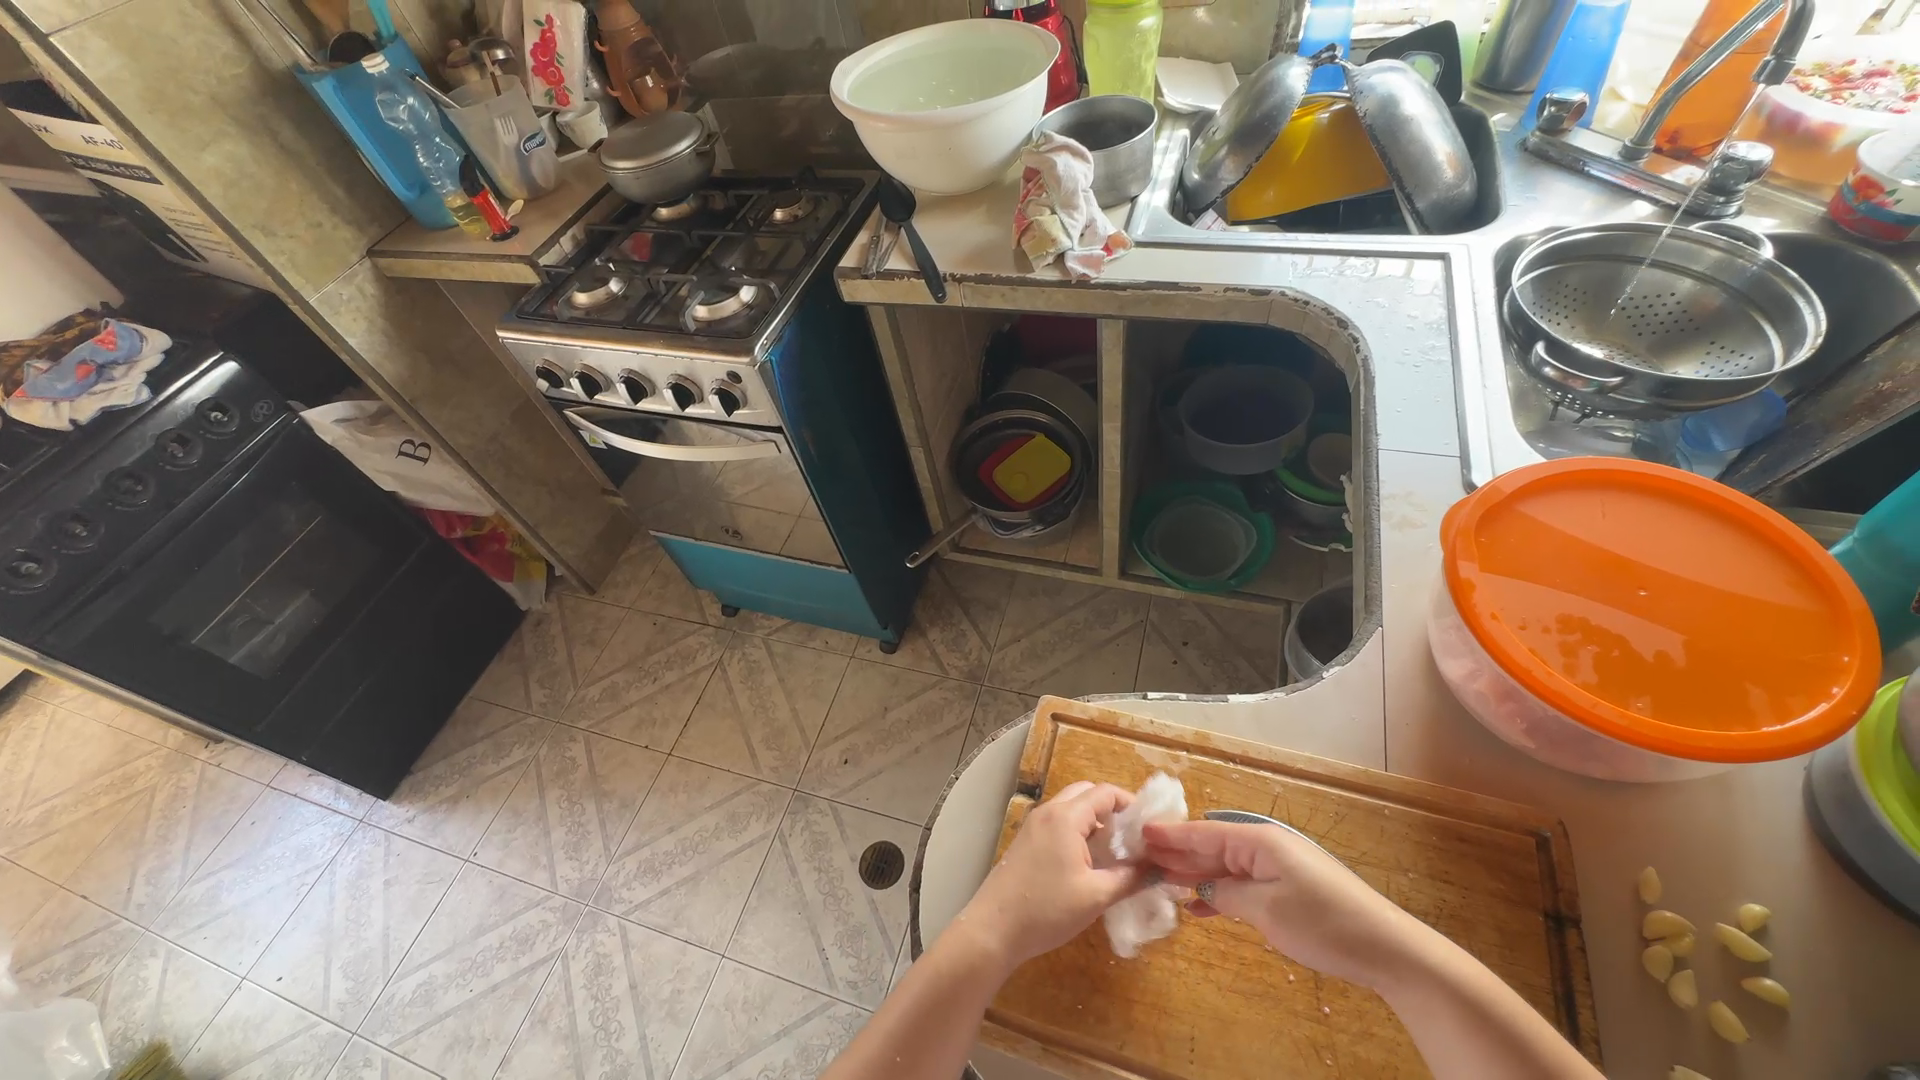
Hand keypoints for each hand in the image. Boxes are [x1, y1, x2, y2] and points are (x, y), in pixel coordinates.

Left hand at [953, 781, 1145, 972]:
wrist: (993, 930)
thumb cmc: (1047, 910)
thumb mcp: (1096, 896)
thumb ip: (1130, 878)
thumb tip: (1158, 868)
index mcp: (1065, 817)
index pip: (1105, 792)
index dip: (1131, 804)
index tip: (1151, 827)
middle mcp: (1048, 812)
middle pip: (1087, 794)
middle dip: (1113, 811)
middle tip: (1134, 839)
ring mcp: (1034, 826)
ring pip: (1072, 810)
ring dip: (1096, 823)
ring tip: (1117, 854)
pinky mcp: (1027, 842)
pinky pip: (1059, 825)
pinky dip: (1079, 834)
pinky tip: (1091, 864)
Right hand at [1143, 820, 1436, 989]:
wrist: (1387, 949)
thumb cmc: (1324, 923)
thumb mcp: (1266, 910)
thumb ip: (1225, 894)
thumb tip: (1199, 888)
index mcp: (1260, 841)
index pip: (1204, 833)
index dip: (1170, 835)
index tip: (1139, 832)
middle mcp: (1266, 847)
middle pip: (1212, 846)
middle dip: (1178, 852)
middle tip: (1140, 856)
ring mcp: (1278, 868)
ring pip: (1225, 865)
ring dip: (1195, 873)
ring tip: (1160, 878)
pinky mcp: (1287, 889)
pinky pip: (1241, 882)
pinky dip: (1218, 891)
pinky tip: (1196, 904)